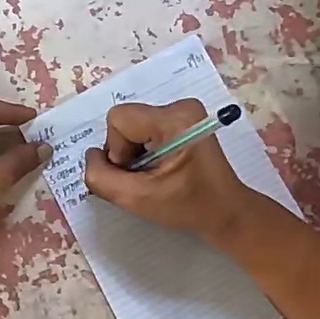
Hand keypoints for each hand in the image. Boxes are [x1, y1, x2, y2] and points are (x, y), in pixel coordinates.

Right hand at [82, 100, 299, 246]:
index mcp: (175, 119)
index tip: (138, 174)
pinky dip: (143, 149)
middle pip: (124, 121)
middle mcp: (180, 106)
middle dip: (125, 151)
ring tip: (154, 174)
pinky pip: (143, 128)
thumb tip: (92, 156)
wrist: (227, 213)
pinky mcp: (183, 119)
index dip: (117, 150)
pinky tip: (160, 167)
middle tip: (146, 177)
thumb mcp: (135, 199)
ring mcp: (183, 111)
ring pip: (131, 125)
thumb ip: (100, 176)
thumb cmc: (187, 207)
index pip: (118, 120)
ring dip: (133, 152)